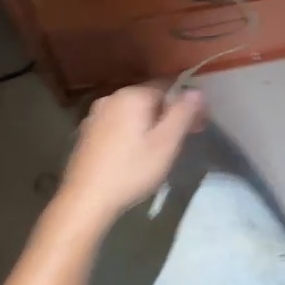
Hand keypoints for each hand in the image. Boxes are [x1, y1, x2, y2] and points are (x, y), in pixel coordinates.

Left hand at [56, 84, 204, 223]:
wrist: (86, 199)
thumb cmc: (132, 170)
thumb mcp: (166, 143)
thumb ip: (183, 113)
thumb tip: (196, 90)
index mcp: (131, 96)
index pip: (167, 86)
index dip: (186, 103)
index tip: (198, 124)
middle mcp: (111, 98)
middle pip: (148, 98)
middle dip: (168, 114)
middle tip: (182, 139)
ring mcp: (95, 115)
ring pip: (132, 112)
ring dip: (149, 124)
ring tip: (160, 149)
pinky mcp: (86, 133)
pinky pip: (116, 124)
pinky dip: (130, 132)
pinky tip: (133, 154)